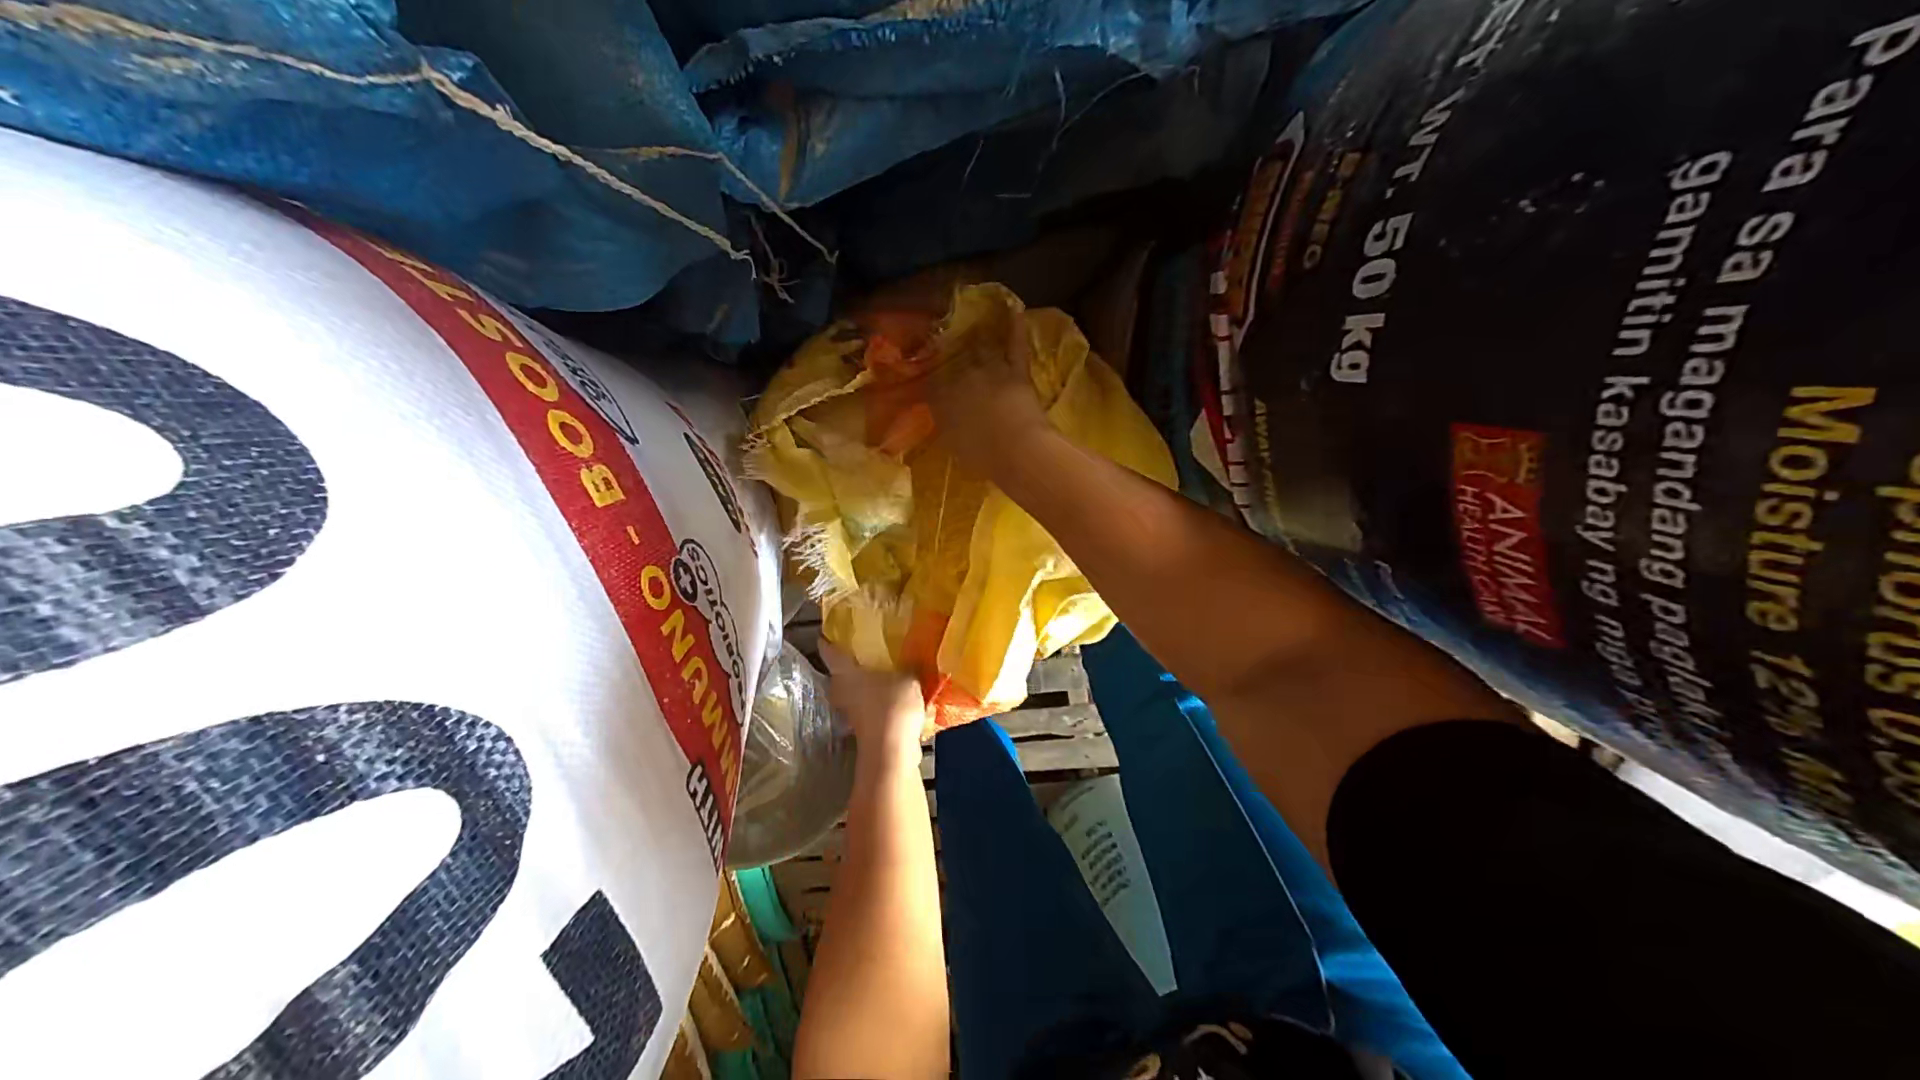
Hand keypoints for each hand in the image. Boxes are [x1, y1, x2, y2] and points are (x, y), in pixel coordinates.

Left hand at [821, 644, 927, 765]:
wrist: (891, 752)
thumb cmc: (892, 705)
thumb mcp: (908, 676)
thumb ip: (907, 664)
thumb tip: (912, 655)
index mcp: (844, 672)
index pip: (828, 649)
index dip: (830, 637)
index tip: (835, 630)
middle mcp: (840, 690)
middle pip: (840, 672)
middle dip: (853, 663)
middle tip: (871, 650)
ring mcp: (849, 711)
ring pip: (854, 691)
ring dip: (867, 684)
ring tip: (888, 673)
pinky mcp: (862, 728)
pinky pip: (868, 707)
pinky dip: (878, 701)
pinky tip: (897, 697)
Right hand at [926, 311, 1051, 475]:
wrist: (1016, 451)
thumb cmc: (982, 457)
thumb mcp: (954, 445)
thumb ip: (947, 427)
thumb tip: (944, 417)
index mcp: (941, 400)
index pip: (932, 384)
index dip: (932, 380)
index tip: (931, 377)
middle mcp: (960, 378)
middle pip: (954, 360)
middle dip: (951, 355)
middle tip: (949, 348)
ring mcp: (989, 370)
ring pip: (980, 347)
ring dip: (977, 337)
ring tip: (973, 325)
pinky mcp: (1015, 369)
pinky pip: (1015, 343)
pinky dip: (1015, 326)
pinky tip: (1015, 308)